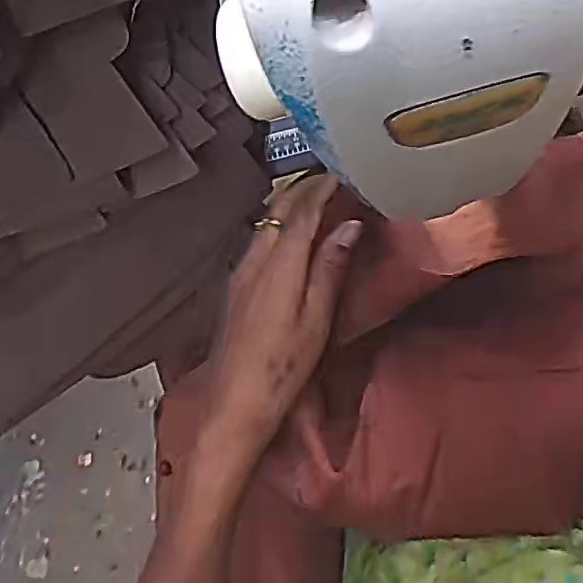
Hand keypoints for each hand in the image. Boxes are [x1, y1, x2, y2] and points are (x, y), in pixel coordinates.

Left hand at [203, 173, 361, 464]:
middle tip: (328, 178)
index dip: (320, 189)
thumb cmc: (283, 368)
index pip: (301, 212)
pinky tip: (290, 232)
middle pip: (278, 210)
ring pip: (266, 221)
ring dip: (289, 203)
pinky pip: (258, 238)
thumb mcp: (316, 319)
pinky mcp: (234, 287)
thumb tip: (350, 225)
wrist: (232, 407)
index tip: (340, 174)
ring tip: (314, 197)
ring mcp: (240, 273)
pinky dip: (279, 223)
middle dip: (302, 188)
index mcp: (279, 266)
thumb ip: (330, 267)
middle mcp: (254, 260)